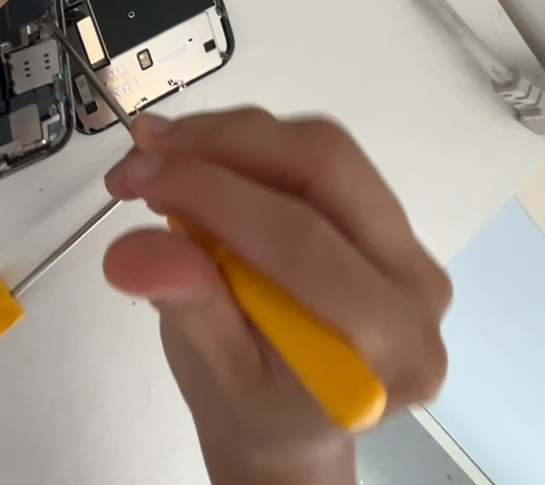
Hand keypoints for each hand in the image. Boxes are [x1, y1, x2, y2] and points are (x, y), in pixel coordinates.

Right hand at [102, 110, 451, 484]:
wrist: (281, 410)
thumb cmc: (247, 402)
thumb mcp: (209, 370)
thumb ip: (185, 305)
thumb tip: (129, 253)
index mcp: (391, 345)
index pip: (302, 240)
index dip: (212, 195)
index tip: (135, 176)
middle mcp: (414, 281)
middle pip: (322, 166)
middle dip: (219, 144)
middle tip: (142, 150)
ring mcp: (402, 238)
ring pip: (315, 144)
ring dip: (220, 134)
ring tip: (151, 153)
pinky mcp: (373, 207)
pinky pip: (306, 147)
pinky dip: (234, 138)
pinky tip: (186, 157)